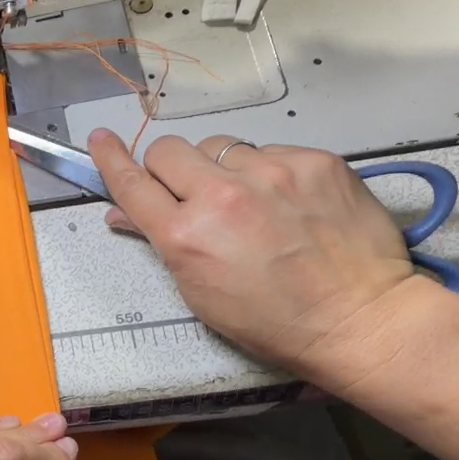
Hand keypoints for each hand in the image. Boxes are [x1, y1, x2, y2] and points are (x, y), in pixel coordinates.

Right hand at [88, 130, 422, 372]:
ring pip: (220, 147)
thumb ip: (161, 242)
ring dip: (222, 169)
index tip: (100, 140)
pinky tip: (287, 202)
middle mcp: (223, 196)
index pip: (133, 183)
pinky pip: (270, 151)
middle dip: (170, 168)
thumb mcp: (198, 289)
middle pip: (169, 150)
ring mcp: (272, 172)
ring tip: (249, 202)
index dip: (111, 159)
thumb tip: (124, 214)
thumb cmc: (269, 319)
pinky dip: (268, 172)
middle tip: (189, 192)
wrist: (357, 318)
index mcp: (186, 235)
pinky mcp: (315, 161)